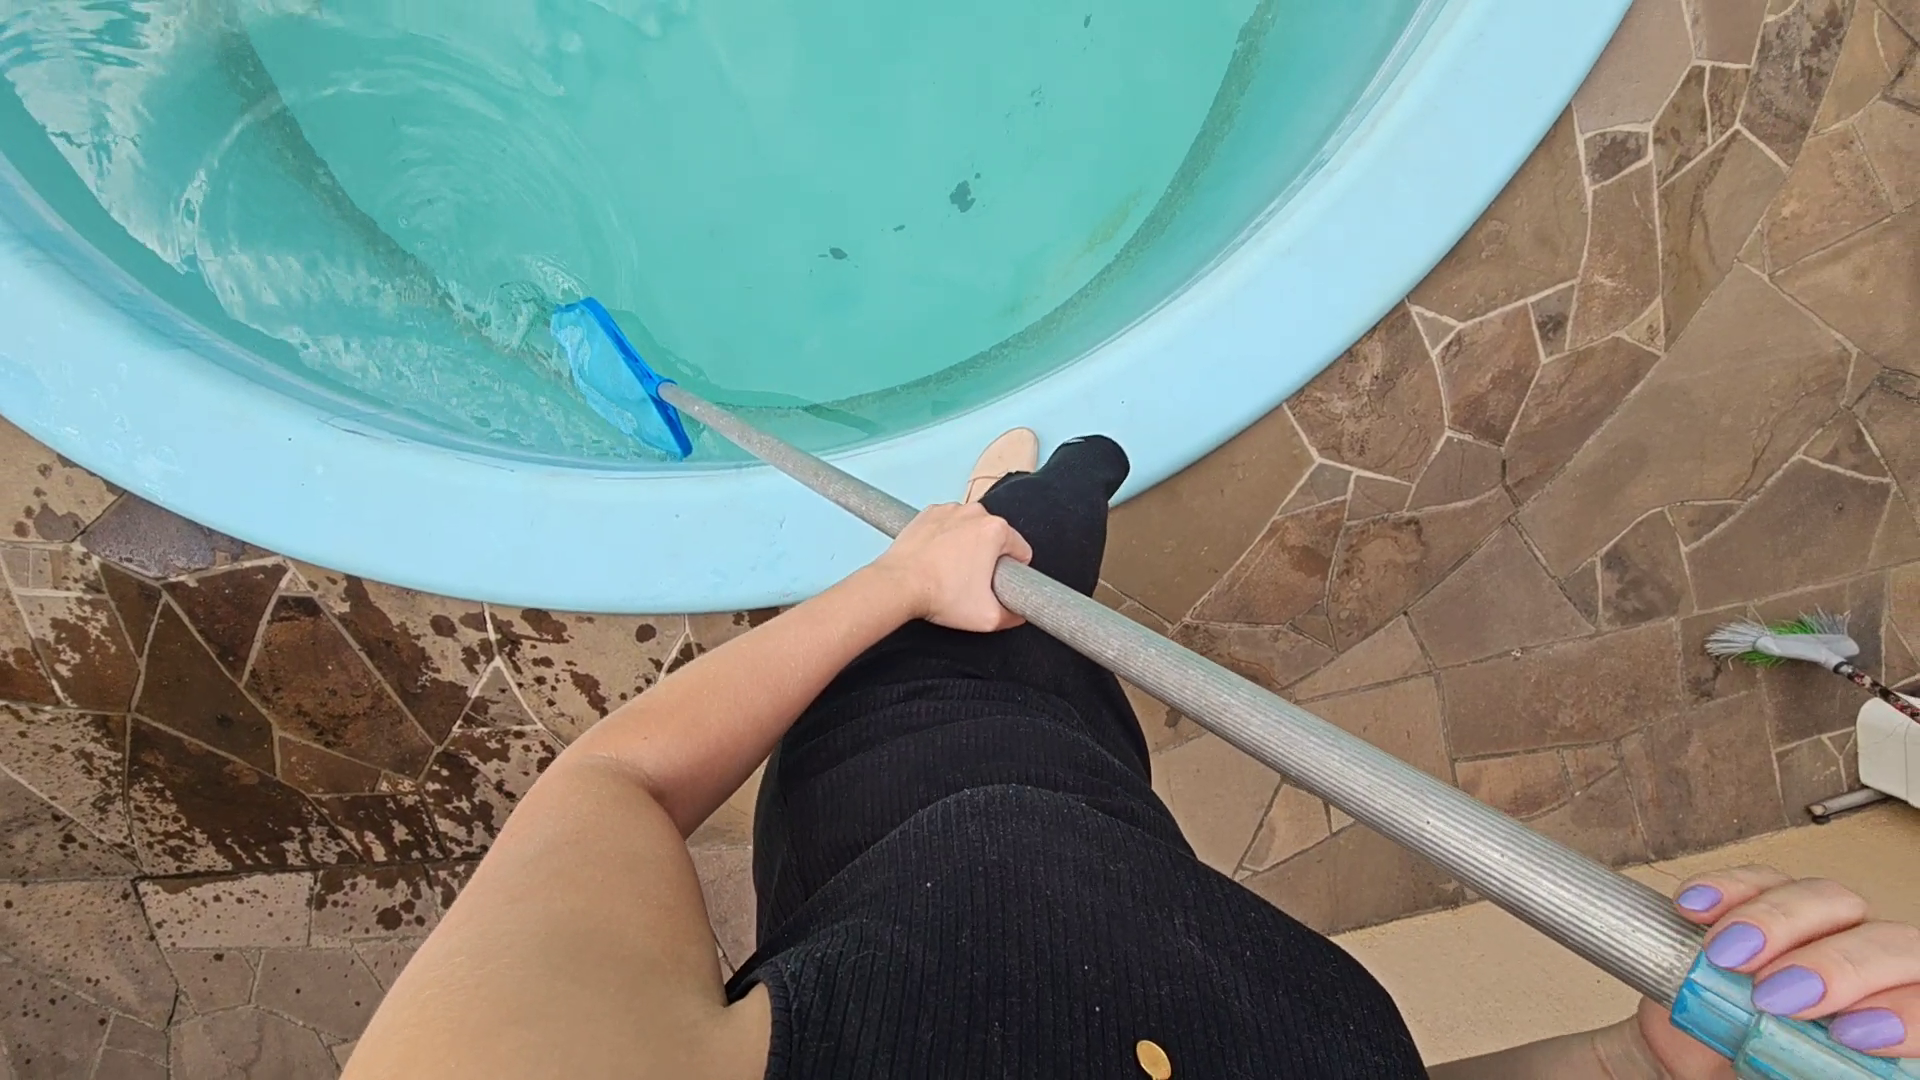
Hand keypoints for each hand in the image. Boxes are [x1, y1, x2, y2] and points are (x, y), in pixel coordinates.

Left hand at [869, 502, 1031, 631]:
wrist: (898, 585)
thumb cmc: (940, 595)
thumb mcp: (988, 617)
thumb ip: (1013, 615)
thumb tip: (1018, 613)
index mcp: (996, 529)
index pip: (1021, 550)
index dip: (1013, 572)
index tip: (996, 583)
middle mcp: (975, 512)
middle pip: (995, 538)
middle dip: (988, 557)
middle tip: (971, 581)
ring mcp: (949, 509)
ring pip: (971, 530)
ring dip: (967, 545)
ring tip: (950, 570)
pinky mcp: (928, 513)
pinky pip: (947, 525)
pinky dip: (945, 538)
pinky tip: (936, 558)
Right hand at [1634, 867, 1919, 1078]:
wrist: (1703, 1060)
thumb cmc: (1762, 1076)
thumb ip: (1823, 1074)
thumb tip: (1840, 1076)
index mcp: (1903, 1020)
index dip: (1907, 1010)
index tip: (1849, 1036)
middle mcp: (1878, 970)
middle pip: (1891, 942)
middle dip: (1832, 966)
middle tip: (1771, 994)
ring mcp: (1817, 929)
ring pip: (1823, 898)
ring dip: (1771, 924)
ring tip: (1723, 956)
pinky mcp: (1755, 901)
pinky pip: (1753, 877)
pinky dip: (1721, 889)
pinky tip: (1694, 912)